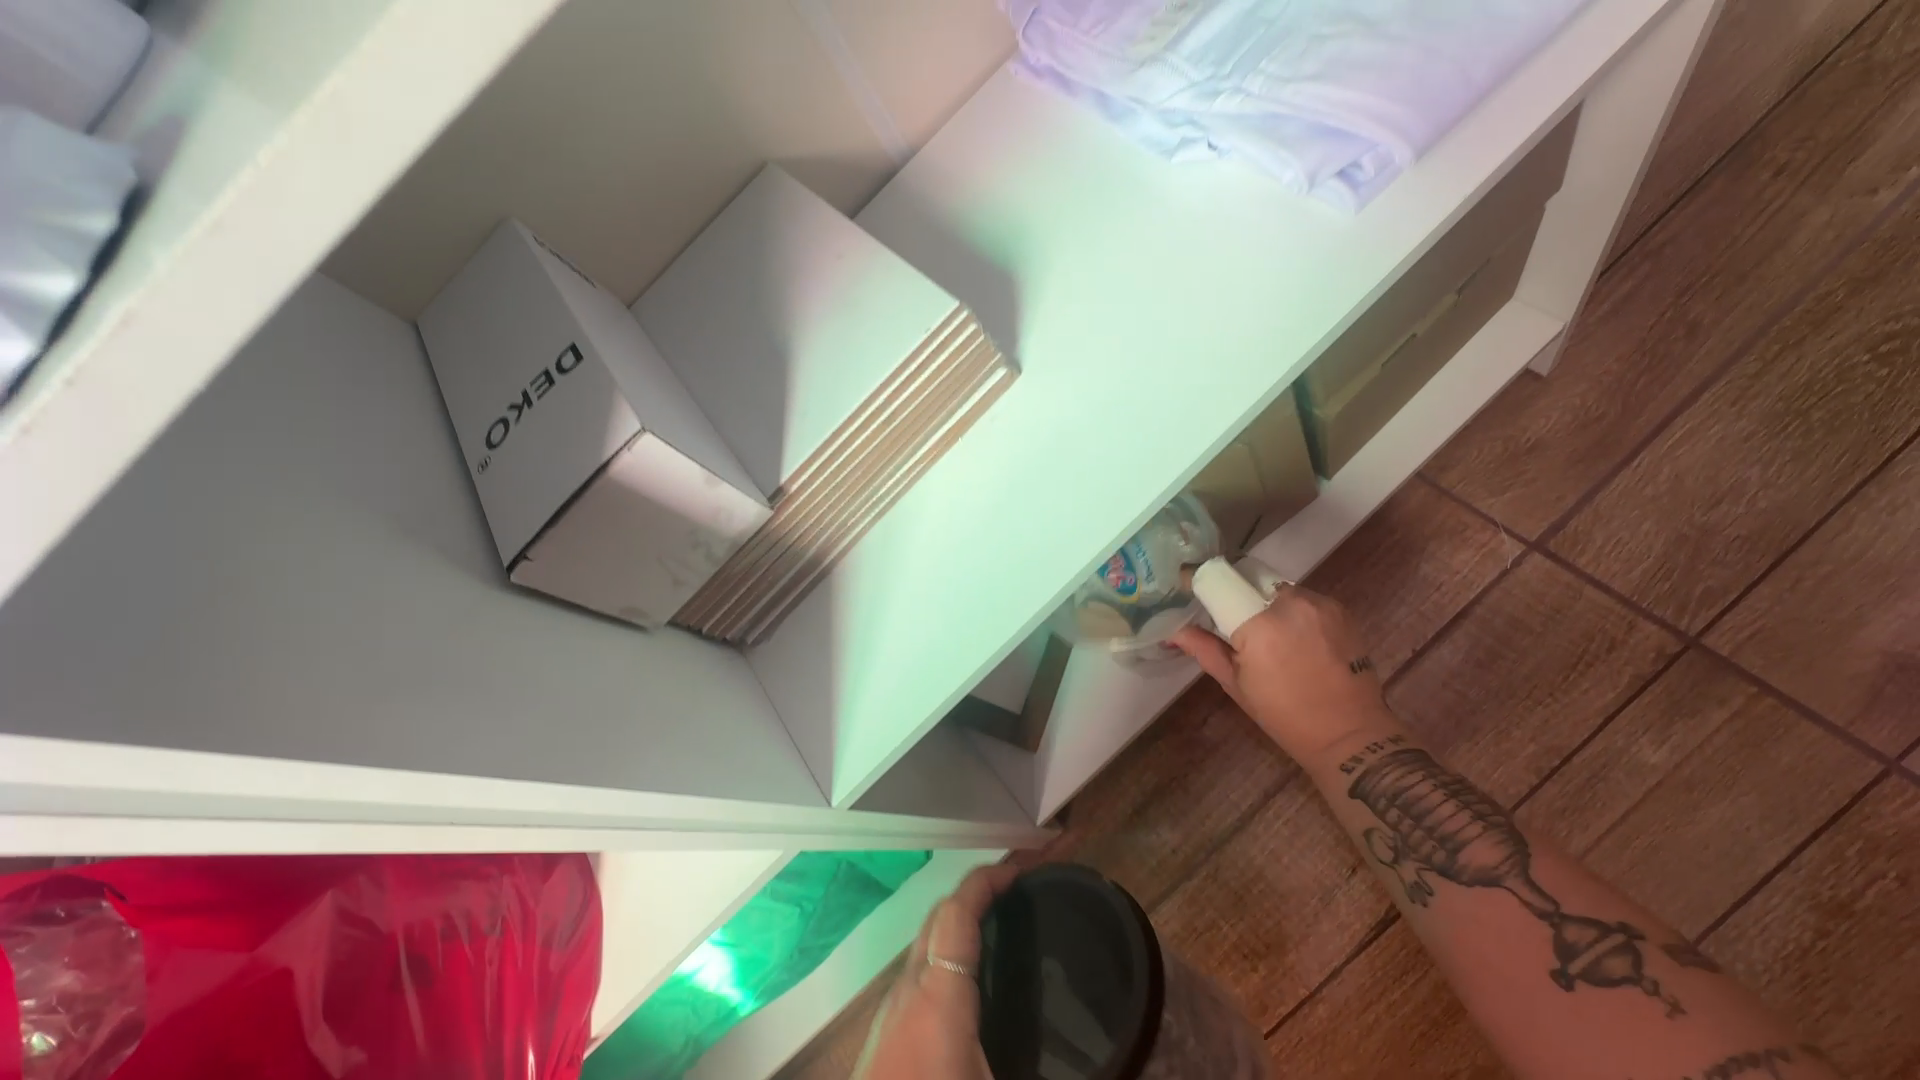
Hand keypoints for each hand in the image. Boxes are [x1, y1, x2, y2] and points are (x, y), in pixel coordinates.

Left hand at [854, 862, 1018, 1079]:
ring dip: (958, 926)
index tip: (1016, 872)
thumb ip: (1027, 1053)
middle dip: (974, 896)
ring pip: (925, 945)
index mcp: (938, 996)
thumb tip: (1106, 1078)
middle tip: (1015, 898)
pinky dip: (946, 956)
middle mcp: (908, 990)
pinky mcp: (887, 1028)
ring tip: (997, 934)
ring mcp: (892, 1008)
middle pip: (937, 919)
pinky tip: (968, 982)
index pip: (955, 915)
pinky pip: (919, 971)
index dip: (983, 883)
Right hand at [1172, 582, 1394, 761]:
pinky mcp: (1340, 609)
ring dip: (1267, 603)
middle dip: (1237, 594)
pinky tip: (1295, 639)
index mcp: (1259, 623)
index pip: (1221, 582)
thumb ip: (1205, 649)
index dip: (1201, 579)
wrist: (1349, 732)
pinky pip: (1305, 598)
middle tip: (1231, 621)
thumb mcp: (1236, 684)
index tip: (1187, 582)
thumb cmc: (1284, 715)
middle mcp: (1291, 603)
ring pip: (1279, 588)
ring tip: (1267, 635)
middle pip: (1251, 581)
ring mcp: (1320, 603)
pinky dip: (1293, 611)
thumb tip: (1174, 632)